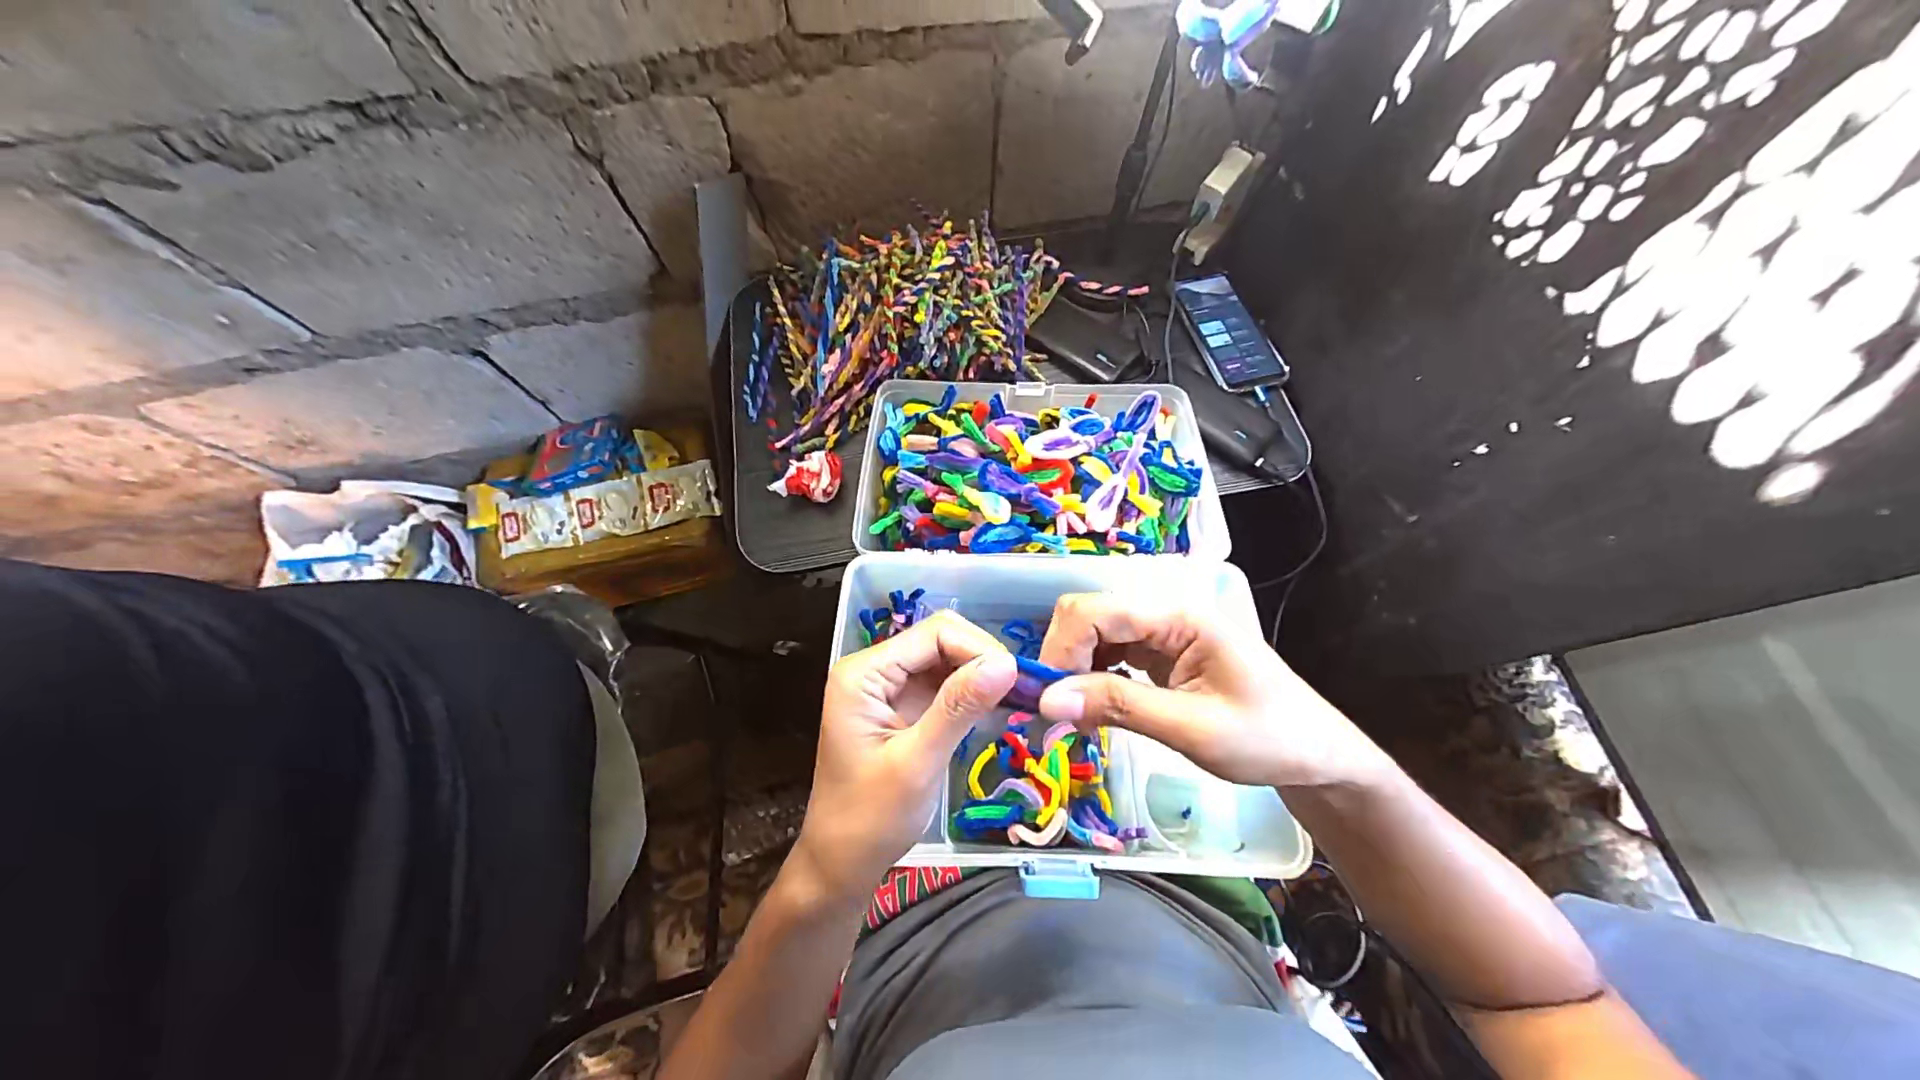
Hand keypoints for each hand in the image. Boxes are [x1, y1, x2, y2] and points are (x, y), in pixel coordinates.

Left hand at [792, 611, 1016, 900]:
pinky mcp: (904, 706)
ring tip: (1016, 700)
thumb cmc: (871, 819)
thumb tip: (1007, 663)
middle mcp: (875, 669)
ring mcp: (890, 687)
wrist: (843, 863)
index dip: (979, 649)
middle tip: (1020, 693)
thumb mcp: (918, 763)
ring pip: (947, 659)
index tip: (1017, 681)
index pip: (933, 633)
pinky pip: (945, 683)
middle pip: (941, 640)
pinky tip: (995, 708)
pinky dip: (972, 692)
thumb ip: (958, 708)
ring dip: (981, 675)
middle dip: (982, 659)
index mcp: (864, 674)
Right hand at [1034, 593, 1392, 790]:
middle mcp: (1166, 616)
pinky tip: (1094, 708)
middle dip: (1062, 658)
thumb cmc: (1269, 740)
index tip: (1048, 699)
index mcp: (1180, 618)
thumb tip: (1046, 700)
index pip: (1096, 611)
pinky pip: (1109, 655)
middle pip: (1088, 615)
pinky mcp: (1160, 656)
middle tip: (1057, 711)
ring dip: (1074, 670)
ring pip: (1093, 634)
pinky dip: (1090, 679)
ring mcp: (1162, 635)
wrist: (1316, 757)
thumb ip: (1118, 707)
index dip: (1061, 649)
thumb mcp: (1192, 729)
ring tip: (1073, 716)